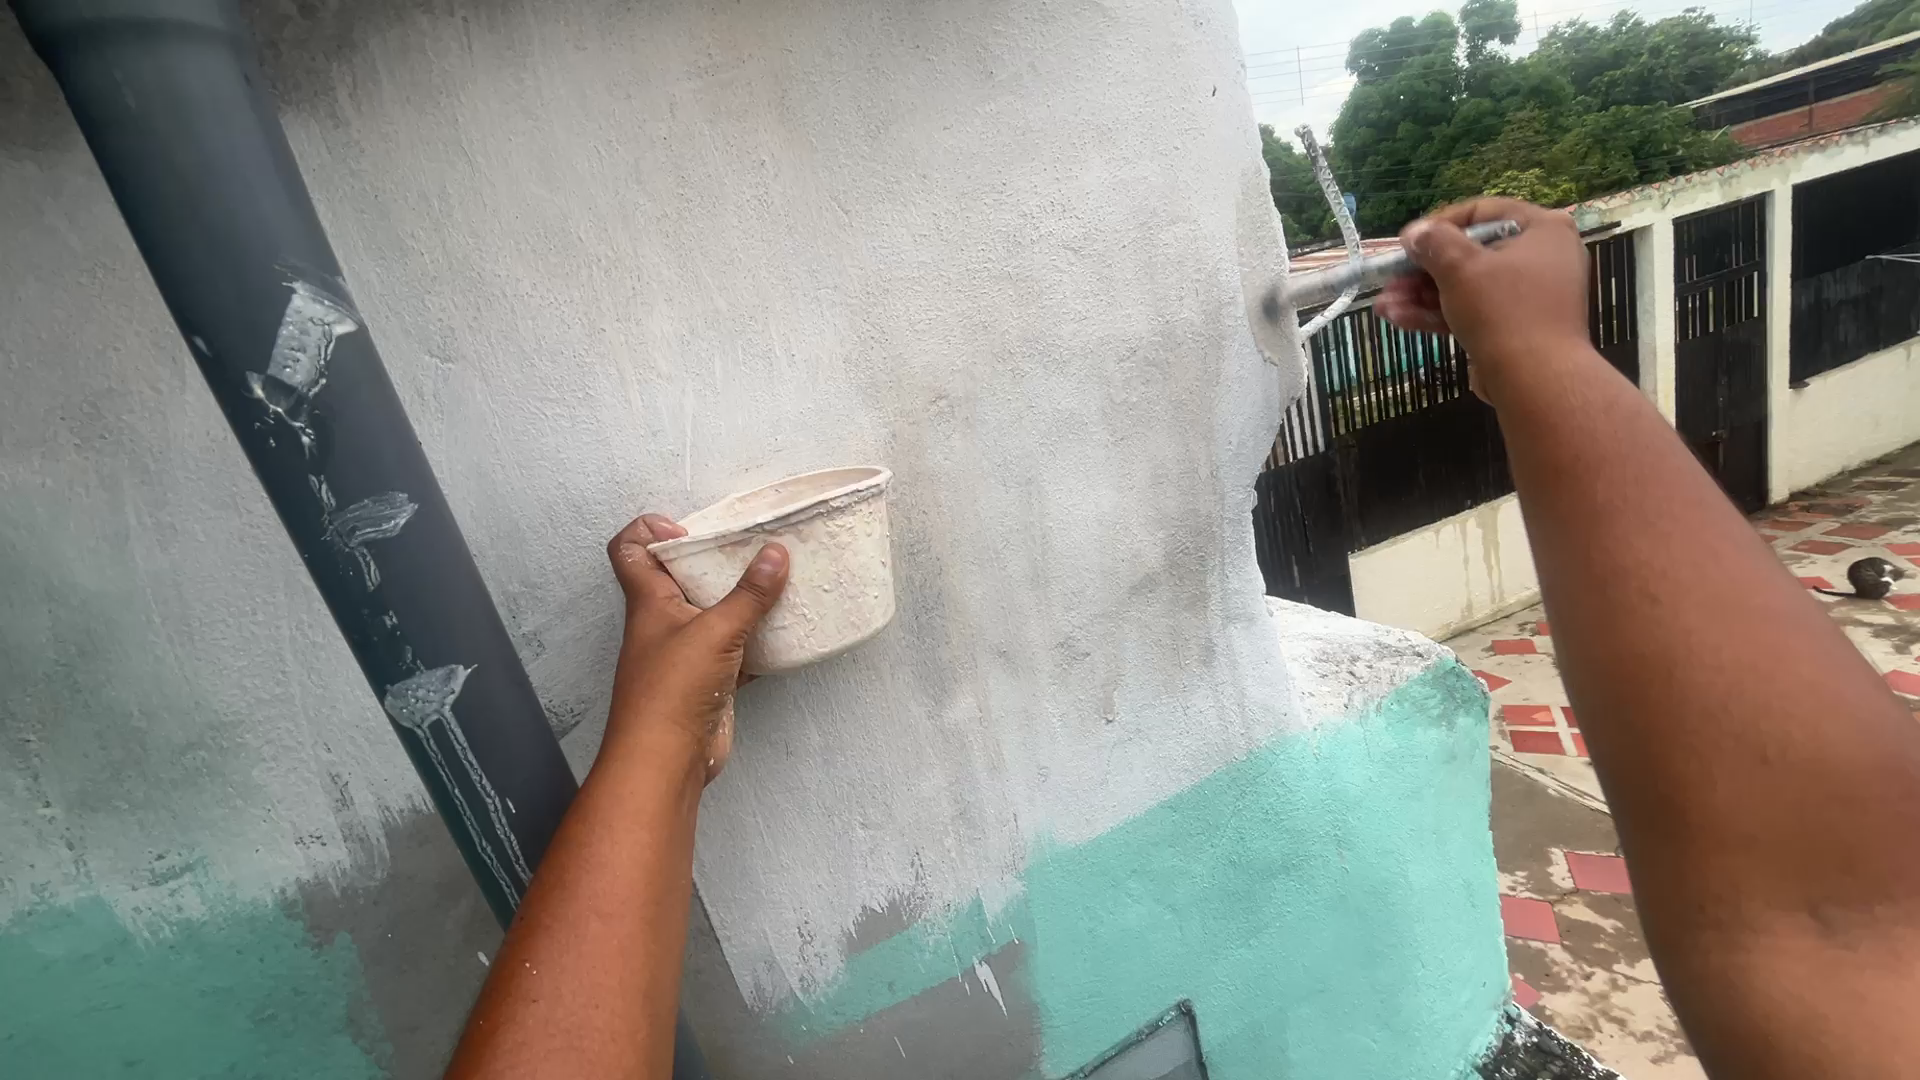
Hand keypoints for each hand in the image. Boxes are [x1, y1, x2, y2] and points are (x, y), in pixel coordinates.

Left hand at [603, 514, 788, 784]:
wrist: (668, 761)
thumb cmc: (673, 689)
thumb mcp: (716, 631)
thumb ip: (750, 594)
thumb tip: (776, 553)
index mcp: (650, 602)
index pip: (629, 550)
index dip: (649, 531)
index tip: (688, 528)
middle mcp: (664, 623)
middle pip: (680, 578)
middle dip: (713, 560)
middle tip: (749, 548)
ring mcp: (687, 653)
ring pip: (713, 614)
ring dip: (741, 599)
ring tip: (776, 581)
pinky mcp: (711, 680)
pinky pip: (737, 649)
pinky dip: (759, 639)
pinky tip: (786, 633)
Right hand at [1375, 198, 1589, 404]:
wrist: (1534, 374)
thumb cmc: (1503, 309)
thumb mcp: (1462, 268)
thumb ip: (1434, 244)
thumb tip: (1414, 231)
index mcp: (1541, 229)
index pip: (1482, 212)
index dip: (1439, 224)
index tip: (1407, 242)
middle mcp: (1537, 256)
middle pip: (1468, 254)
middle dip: (1420, 271)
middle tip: (1389, 281)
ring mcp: (1523, 294)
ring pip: (1462, 286)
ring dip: (1419, 296)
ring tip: (1383, 305)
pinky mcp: (1508, 325)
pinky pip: (1467, 310)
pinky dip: (1434, 313)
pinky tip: (1397, 318)